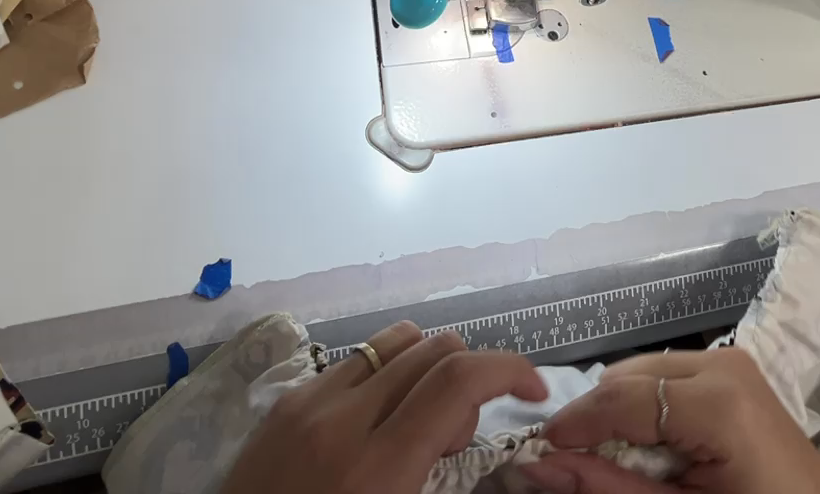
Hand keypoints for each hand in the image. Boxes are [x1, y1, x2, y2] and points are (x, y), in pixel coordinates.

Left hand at [220, 321, 545, 493]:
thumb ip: (438, 479)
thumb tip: (466, 433)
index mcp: (376, 468)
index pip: (458, 381)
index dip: (510, 370)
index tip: (533, 391)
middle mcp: (343, 418)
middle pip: (436, 349)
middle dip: (473, 376)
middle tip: (460, 437)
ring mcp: (310, 401)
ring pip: (400, 340)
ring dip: (431, 366)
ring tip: (422, 418)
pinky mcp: (287, 401)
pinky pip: (358, 359)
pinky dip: (389, 374)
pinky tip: (379, 419)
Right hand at [517, 349, 819, 493]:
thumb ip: (608, 486)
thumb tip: (538, 466)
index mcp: (719, 402)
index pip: (622, 397)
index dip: (575, 423)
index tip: (538, 451)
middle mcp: (723, 363)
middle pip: (629, 375)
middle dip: (596, 416)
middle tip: (574, 461)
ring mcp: (731, 360)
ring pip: (644, 369)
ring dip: (620, 408)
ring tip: (615, 457)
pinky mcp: (733, 367)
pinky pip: (668, 374)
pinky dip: (646, 403)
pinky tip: (649, 442)